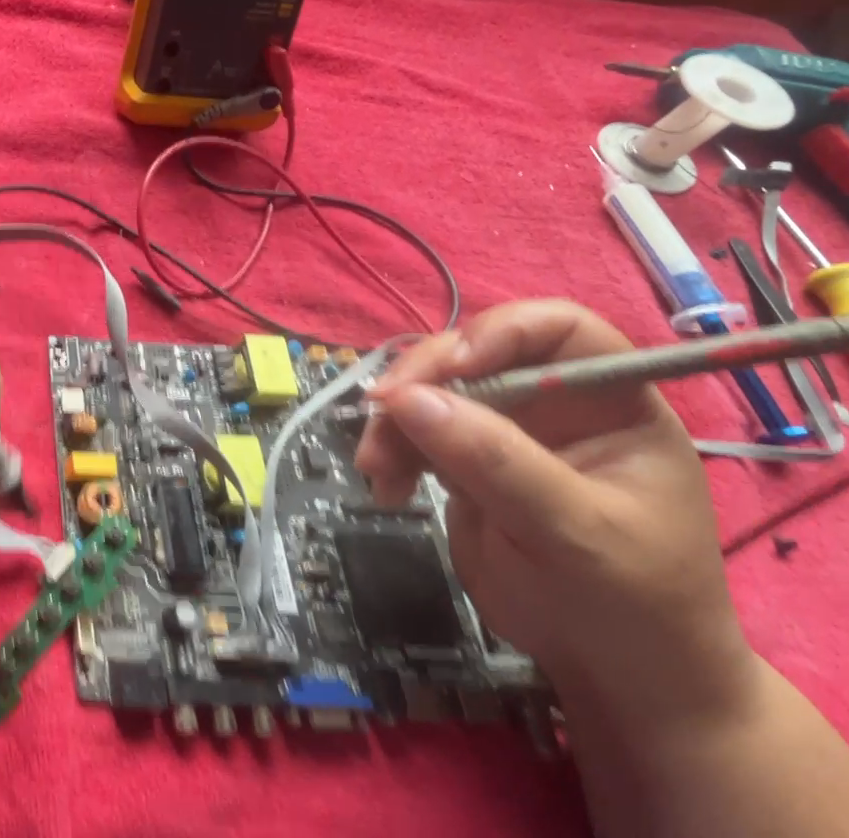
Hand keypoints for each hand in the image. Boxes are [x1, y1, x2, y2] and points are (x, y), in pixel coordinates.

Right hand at [354, 300, 758, 727]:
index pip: (557, 331)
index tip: (447, 367)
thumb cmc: (627, 602)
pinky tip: (385, 489)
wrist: (614, 672)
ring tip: (375, 471)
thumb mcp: (570, 530)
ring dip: (393, 425)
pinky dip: (389, 454)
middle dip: (422, 383)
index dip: (499, 332)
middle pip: (475, 356)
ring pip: (431, 395)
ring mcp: (507, 435)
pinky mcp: (466, 465)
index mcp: (612, 405)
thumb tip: (406, 398)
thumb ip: (494, 460)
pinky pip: (414, 435)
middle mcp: (557, 407)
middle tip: (378, 415)